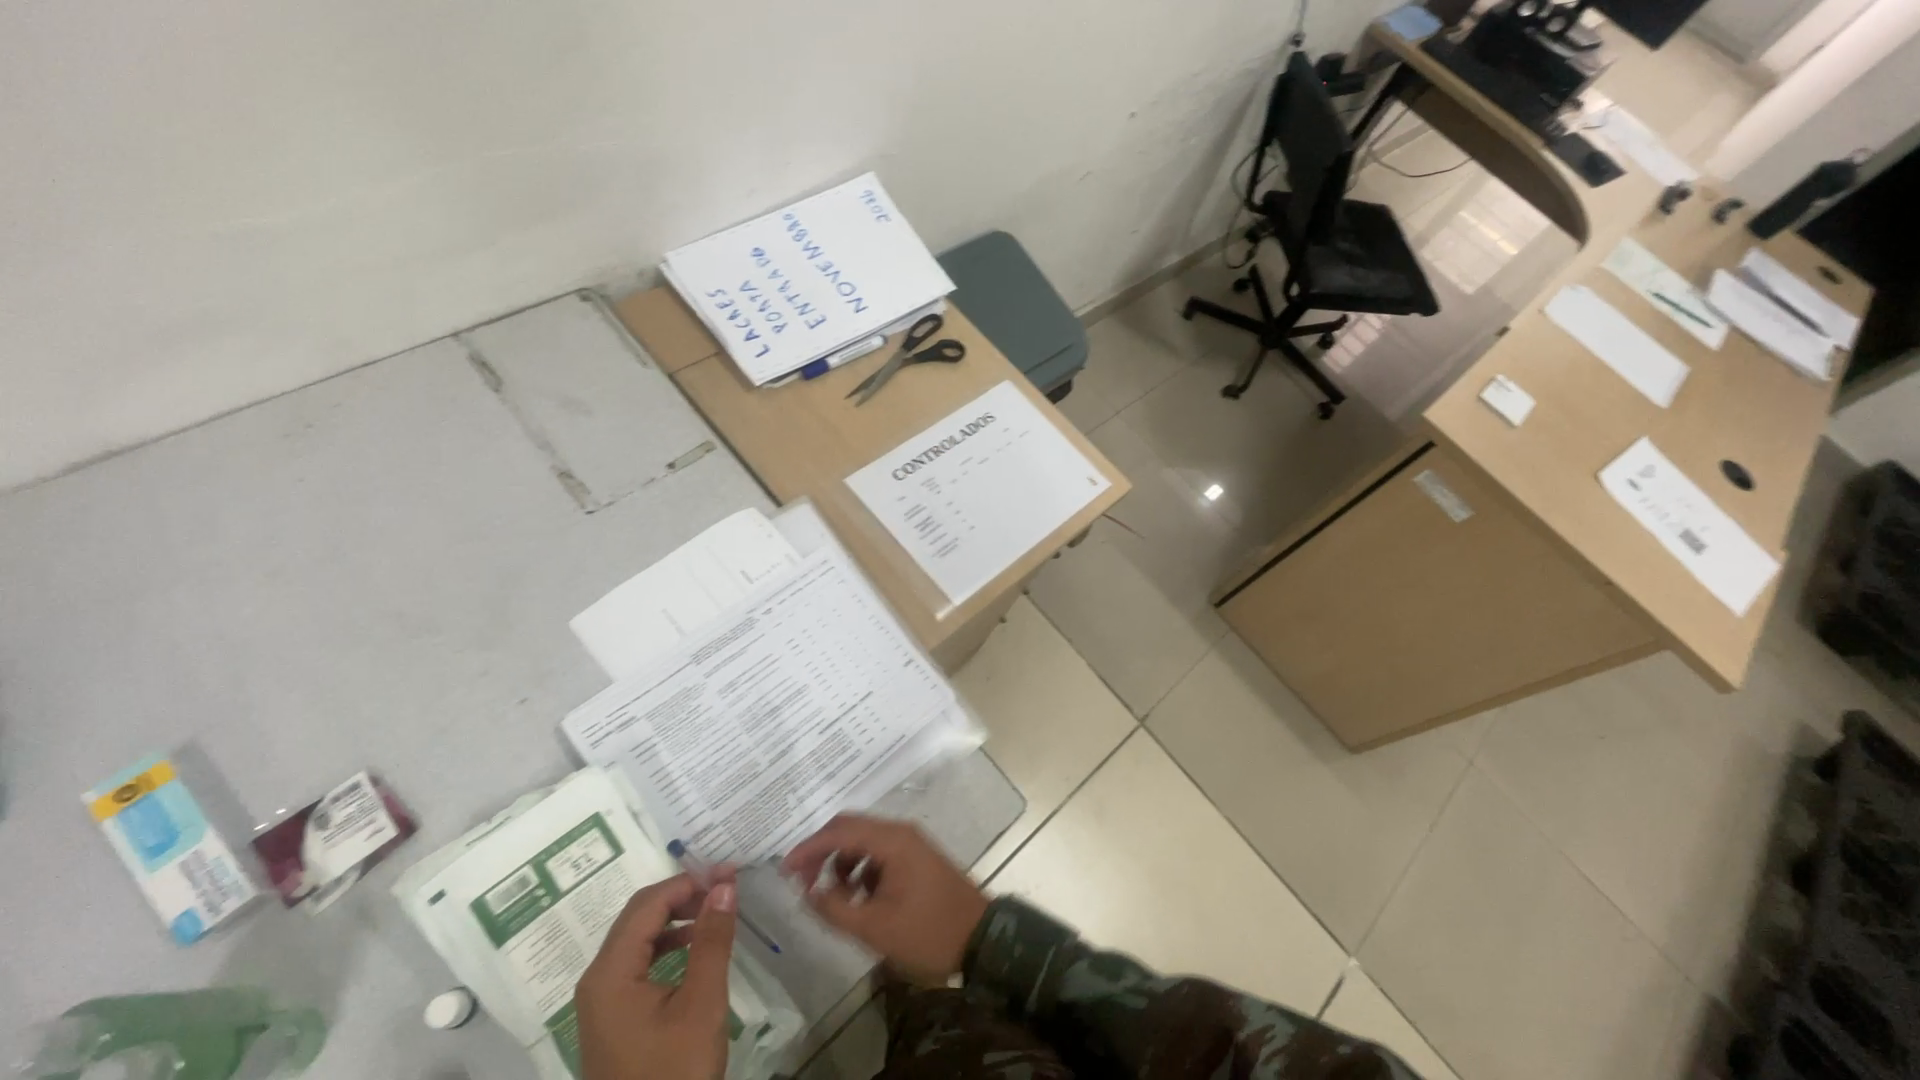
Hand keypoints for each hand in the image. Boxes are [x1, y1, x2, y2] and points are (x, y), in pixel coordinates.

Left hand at [575, 871, 736, 1079]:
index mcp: (610, 972)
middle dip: (682, 896)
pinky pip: (636, 964)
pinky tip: (694, 951)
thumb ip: (712, 941)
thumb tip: (724, 887)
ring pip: (637, 940)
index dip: (688, 882)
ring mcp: (601, 1000)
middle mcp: (597, 979)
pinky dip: (666, 947)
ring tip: (716, 914)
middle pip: (638, 917)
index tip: (730, 874)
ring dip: (675, 920)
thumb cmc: (674, 1073)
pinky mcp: (612, 1017)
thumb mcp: (701, 1005)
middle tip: (726, 889)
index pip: (647, 904)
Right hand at [781, 814, 988, 984]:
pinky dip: (860, 870)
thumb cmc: (929, 933)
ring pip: (863, 842)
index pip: (839, 831)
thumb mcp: (875, 928)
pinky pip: (879, 854)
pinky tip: (859, 899)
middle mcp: (900, 833)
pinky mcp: (917, 859)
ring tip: (833, 897)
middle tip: (801, 881)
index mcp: (891, 841)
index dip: (807, 848)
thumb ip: (835, 908)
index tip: (784, 871)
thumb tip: (807, 890)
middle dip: (822, 852)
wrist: (983, 940)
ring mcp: (911, 844)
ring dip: (841, 863)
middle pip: (850, 829)